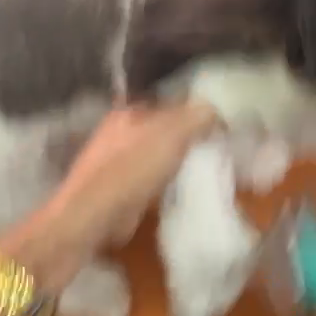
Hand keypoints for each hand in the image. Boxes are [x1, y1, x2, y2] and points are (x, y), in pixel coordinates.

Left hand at [4, 102, 218, 282]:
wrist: (94, 215)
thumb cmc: (132, 168)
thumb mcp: (172, 134)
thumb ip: (196, 117)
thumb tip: (215, 110)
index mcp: (129, 111)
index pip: (169, 100)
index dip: (195, 109)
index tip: (220, 122)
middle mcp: (120, 132)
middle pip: (163, 128)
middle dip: (187, 137)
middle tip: (217, 147)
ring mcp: (116, 162)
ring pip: (158, 155)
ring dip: (178, 162)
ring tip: (207, 168)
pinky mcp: (119, 190)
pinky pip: (152, 180)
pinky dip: (167, 183)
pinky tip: (184, 189)